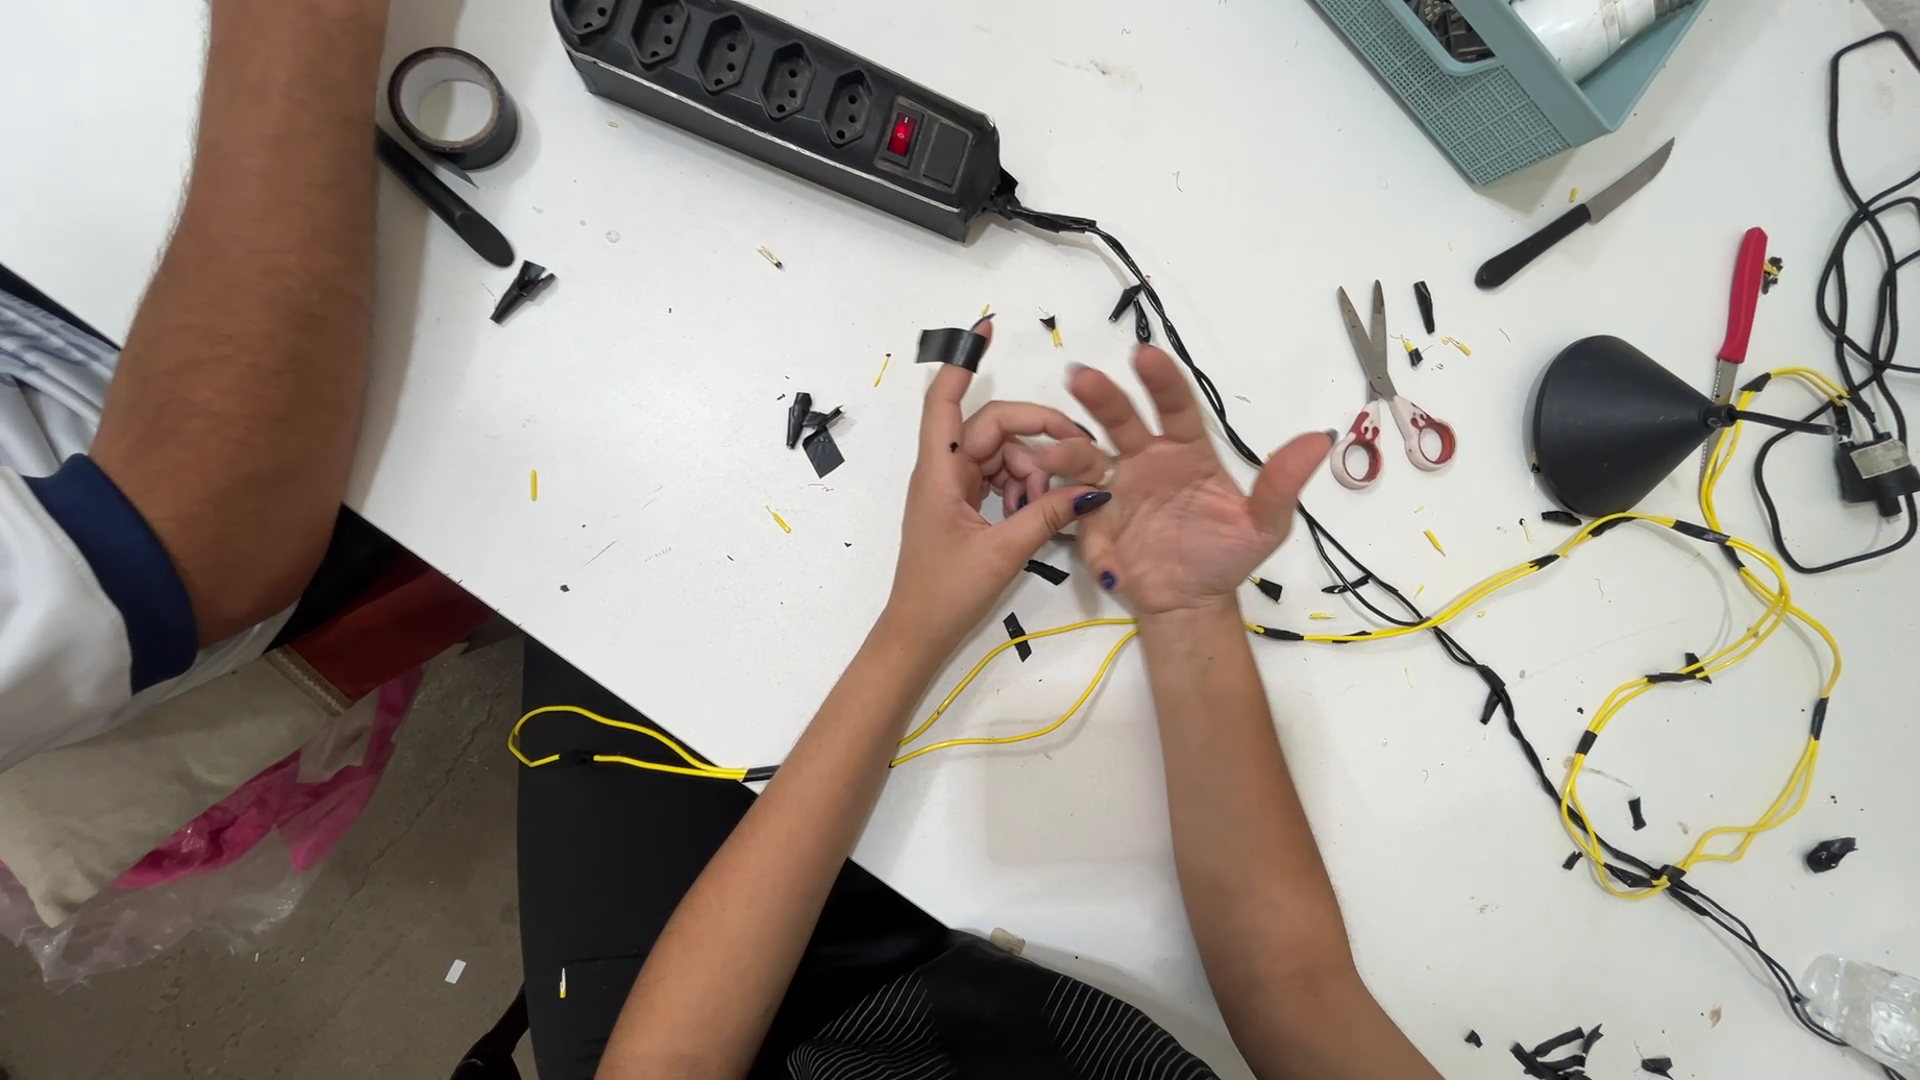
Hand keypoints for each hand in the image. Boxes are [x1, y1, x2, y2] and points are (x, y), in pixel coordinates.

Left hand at [883, 320, 1111, 656]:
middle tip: (1078, 453)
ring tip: (1048, 504)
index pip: (945, 402)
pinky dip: (1022, 488)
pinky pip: (998, 479)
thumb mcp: (1003, 553)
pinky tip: (1038, 512)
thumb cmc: (946, 593)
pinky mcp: (964, 506)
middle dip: (1034, 436)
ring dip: (1030, 471)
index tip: (986, 329)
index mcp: (938, 471)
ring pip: (999, 454)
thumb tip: (1091, 488)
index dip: (962, 362)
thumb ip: (1047, 516)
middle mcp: (943, 470)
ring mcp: (953, 488)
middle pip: (991, 427)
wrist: (917, 633)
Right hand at [1060, 346, 1331, 617]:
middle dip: (1102, 397)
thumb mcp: (1262, 525)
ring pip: (1088, 459)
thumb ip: (1281, 485)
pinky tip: (1106, 558)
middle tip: (1081, 377)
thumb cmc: (1225, 556)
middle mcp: (1145, 460)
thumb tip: (1320, 439)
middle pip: (1121, 421)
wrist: (1191, 602)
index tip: (1143, 355)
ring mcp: (1115, 489)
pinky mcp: (1094, 522)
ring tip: (1055, 456)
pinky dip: (1083, 530)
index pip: (1174, 407)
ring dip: (1071, 453)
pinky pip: (1080, 517)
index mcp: (1186, 451)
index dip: (1161, 382)